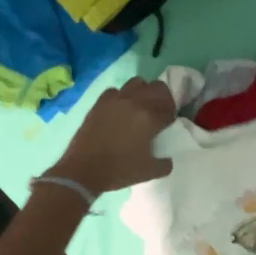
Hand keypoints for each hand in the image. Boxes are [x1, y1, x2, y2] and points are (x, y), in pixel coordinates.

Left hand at [45, 79, 175, 193]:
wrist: (83, 170)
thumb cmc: (119, 170)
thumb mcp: (149, 172)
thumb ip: (165, 164)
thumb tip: (168, 160)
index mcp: (149, 117)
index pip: (169, 107)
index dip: (172, 116)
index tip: (168, 124)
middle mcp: (134, 102)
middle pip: (158, 87)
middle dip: (163, 98)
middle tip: (159, 112)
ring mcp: (115, 100)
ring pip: (137, 82)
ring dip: (143, 92)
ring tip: (140, 107)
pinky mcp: (99, 103)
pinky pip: (115, 90)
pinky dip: (121, 96)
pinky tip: (119, 109)